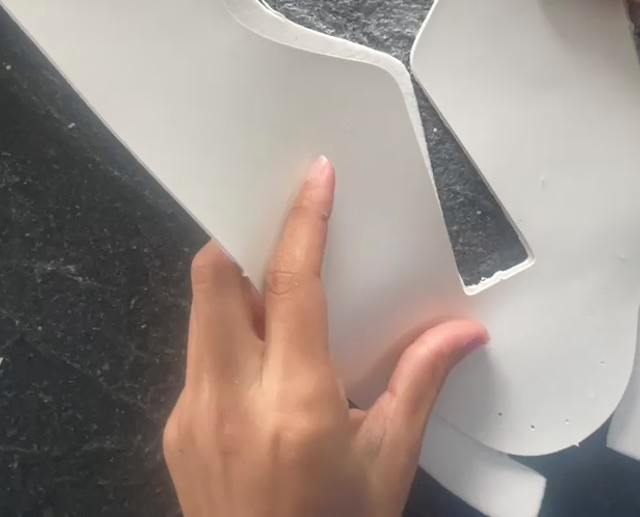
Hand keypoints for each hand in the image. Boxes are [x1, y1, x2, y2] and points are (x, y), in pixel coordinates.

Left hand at [164, 157, 488, 516]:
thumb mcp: (387, 464)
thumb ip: (419, 383)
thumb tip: (464, 331)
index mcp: (294, 403)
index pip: (290, 283)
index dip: (303, 220)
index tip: (316, 175)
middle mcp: (230, 398)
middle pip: (215, 278)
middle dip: (244, 233)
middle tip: (279, 219)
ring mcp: (192, 413)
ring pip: (198, 308)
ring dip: (231, 274)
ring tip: (271, 270)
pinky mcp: (175, 428)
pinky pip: (196, 348)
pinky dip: (224, 322)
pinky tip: (258, 341)